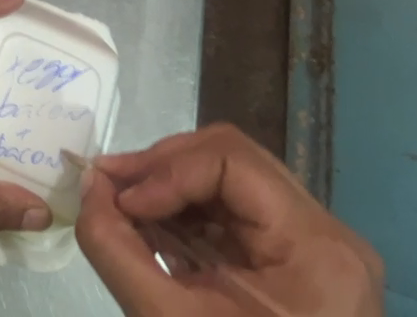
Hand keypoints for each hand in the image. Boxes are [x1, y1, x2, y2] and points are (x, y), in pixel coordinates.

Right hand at [76, 123, 384, 316]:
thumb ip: (115, 246)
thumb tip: (89, 184)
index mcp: (316, 248)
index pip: (230, 160)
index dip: (165, 170)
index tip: (121, 202)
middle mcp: (327, 234)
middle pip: (230, 157)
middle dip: (160, 169)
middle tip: (111, 188)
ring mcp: (315, 246)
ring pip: (226, 175)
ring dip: (166, 186)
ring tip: (126, 210)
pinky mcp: (295, 259)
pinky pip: (231, 208)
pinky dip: (183, 210)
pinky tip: (155, 232)